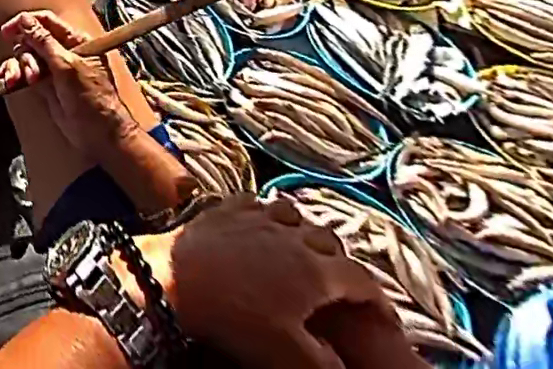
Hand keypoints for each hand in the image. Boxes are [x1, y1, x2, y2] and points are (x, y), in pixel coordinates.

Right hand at [0, 11, 136, 156]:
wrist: (98, 134)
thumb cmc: (92, 99)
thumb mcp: (66, 65)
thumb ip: (43, 41)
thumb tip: (25, 19)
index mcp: (74, 41)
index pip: (45, 21)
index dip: (25, 23)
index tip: (8, 31)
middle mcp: (61, 51)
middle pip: (30, 38)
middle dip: (24, 52)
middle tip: (31, 70)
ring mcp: (51, 68)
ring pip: (23, 55)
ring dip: (18, 66)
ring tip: (20, 80)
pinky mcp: (43, 83)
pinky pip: (21, 71)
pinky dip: (13, 74)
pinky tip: (9, 80)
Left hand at [138, 196, 415, 368]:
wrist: (174, 279)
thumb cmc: (235, 317)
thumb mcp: (292, 355)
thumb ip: (329, 362)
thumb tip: (341, 361)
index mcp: (316, 271)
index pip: (364, 281)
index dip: (378, 300)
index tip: (378, 316)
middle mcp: (288, 236)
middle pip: (330, 239)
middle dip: (341, 260)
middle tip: (338, 282)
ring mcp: (252, 216)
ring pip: (292, 212)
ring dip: (303, 229)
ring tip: (302, 249)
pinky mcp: (222, 207)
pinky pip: (253, 200)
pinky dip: (264, 210)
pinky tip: (261, 224)